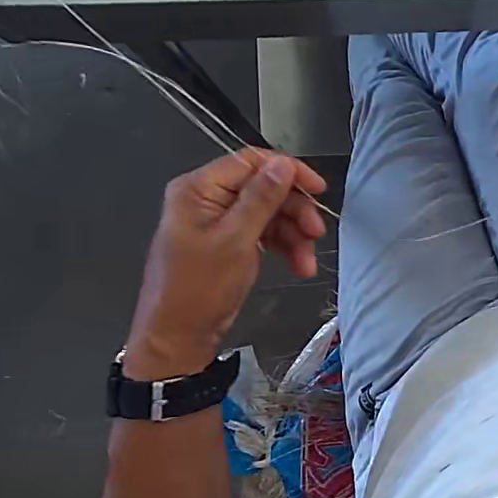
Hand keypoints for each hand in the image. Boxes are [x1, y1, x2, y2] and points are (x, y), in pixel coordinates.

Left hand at [123, 150, 328, 378]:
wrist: (179, 336)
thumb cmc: (199, 287)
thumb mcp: (235, 239)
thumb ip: (261, 198)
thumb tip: (285, 164)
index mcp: (199, 189)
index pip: (250, 162)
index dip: (288, 172)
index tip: (319, 189)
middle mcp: (209, 199)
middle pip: (265, 189)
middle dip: (294, 211)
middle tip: (316, 232)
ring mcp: (220, 222)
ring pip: (270, 214)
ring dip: (294, 235)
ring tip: (308, 261)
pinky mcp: (231, 243)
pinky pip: (265, 234)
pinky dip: (285, 248)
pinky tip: (299, 266)